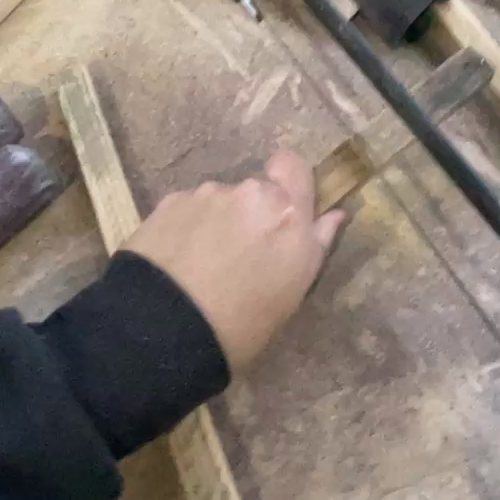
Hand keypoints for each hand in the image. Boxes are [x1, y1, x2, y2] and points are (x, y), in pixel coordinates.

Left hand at [125, 151, 346, 370]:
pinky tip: (177, 261)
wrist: (165, 332)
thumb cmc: (243, 324)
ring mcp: (208, 195)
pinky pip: (189, 209)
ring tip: (201, 265)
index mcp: (289, 215)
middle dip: (250, 214)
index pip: (295, 167)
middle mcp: (252, 194)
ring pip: (220, 200)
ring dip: (217, 222)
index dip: (288, 181)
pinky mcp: (171, 202)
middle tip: (238, 256)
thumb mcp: (293, 292)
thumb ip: (315, 244)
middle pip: (256, 191)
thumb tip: (334, 215)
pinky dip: (187, 227)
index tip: (280, 212)